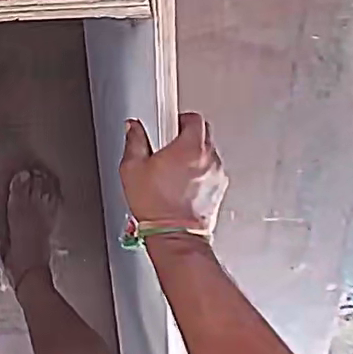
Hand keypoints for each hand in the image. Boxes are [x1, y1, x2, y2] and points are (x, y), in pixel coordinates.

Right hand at [120, 113, 227, 232]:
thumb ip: (134, 141)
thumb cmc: (155, 205)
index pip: (194, 118)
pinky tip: (182, 184)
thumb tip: (133, 128)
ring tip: (174, 170)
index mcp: (189, 147)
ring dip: (194, 156)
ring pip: (208, 153)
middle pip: (204, 134)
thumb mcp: (132, 168)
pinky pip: (211, 171)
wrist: (174, 234)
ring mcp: (217, 174)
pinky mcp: (220, 189)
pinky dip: (200, 173)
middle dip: (187, 136)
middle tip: (169, 147)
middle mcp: (208, 158)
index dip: (179, 119)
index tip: (169, 125)